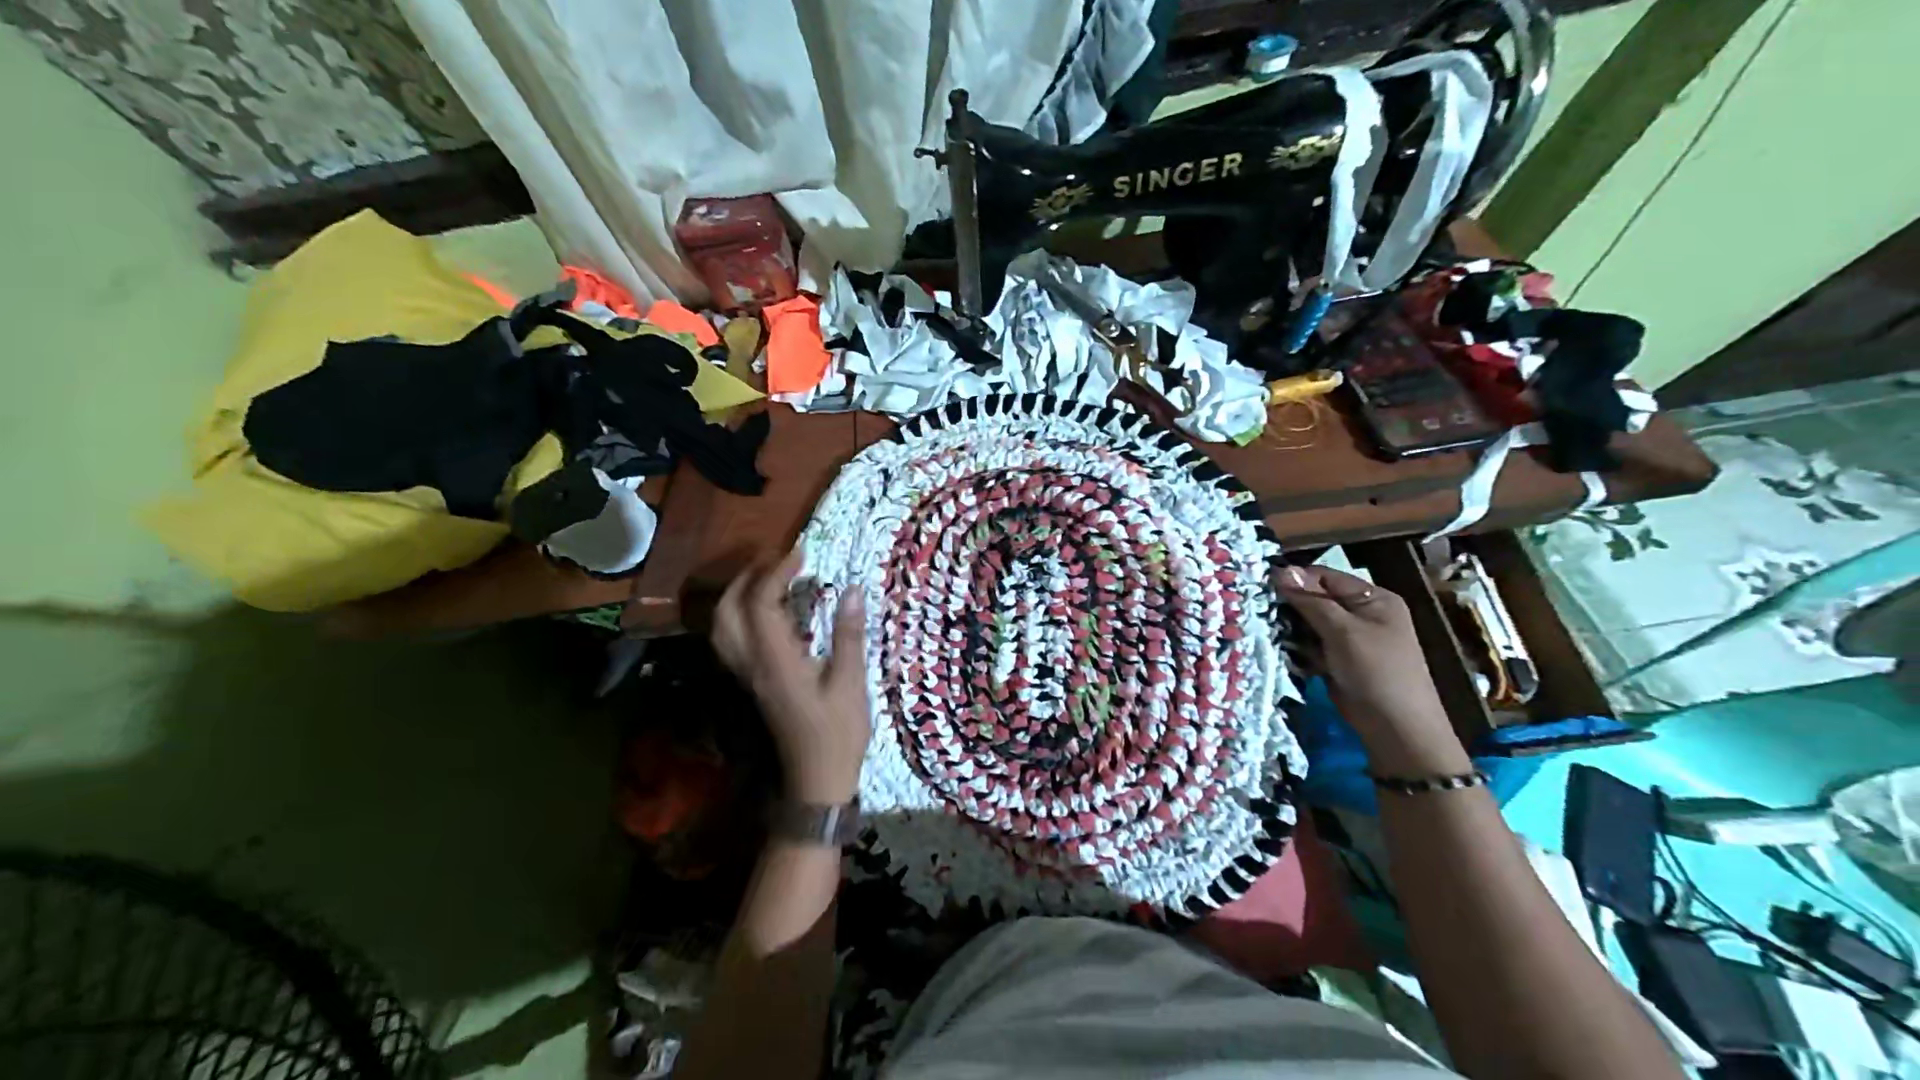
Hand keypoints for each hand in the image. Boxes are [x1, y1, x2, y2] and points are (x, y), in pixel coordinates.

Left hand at [712, 551, 871, 803]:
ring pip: (722, 626)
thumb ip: (848, 635)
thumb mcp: (850, 683)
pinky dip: (740, 614)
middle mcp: (751, 664)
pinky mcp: (751, 683)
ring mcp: (746, 675)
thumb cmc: (837, 733)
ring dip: (738, 594)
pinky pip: (731, 639)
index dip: (776, 571)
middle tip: (780, 560)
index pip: (761, 603)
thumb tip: (853, 590)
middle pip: (728, 610)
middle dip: (748, 576)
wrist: (815, 781)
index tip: (801, 552)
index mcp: (775, 661)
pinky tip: (767, 611)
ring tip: (769, 577)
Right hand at [1275, 565, 1471, 776]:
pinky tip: (1286, 653)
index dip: (1296, 581)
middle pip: (1316, 599)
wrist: (1395, 726)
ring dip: (1292, 630)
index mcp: (1373, 599)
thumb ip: (1311, 600)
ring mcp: (1350, 638)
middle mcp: (1362, 613)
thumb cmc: (1375, 670)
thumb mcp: (1342, 631)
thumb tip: (1280, 570)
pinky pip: (1311, 644)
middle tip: (1263, 613)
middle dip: (1291, 607)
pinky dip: (1299, 648)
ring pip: (1309, 623)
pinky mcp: (1338, 659)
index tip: (1263, 588)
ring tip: (1271, 635)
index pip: (1325, 577)